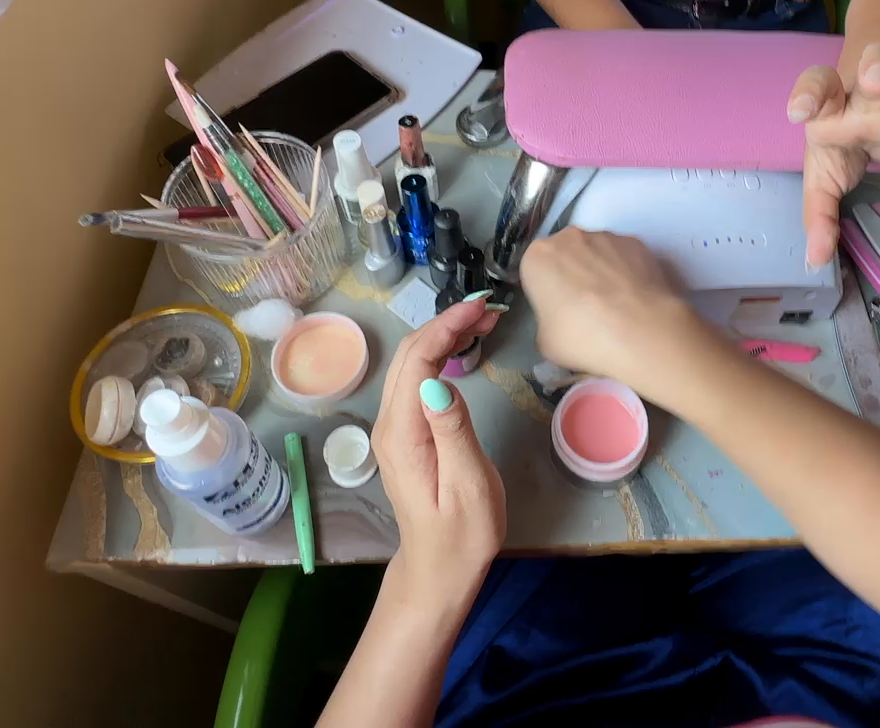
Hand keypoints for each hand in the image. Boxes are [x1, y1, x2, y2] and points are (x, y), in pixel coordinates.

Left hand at [371, 299, 505, 613]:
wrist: (438, 572)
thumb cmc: (461, 534)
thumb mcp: (468, 485)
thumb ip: (453, 431)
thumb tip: (438, 382)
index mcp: (403, 433)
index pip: (418, 361)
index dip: (447, 328)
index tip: (481, 308)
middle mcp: (390, 422)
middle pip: (410, 354)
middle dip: (446, 323)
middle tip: (489, 309)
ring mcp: (394, 426)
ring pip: (412, 363)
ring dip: (444, 335)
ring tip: (484, 321)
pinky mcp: (406, 430)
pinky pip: (417, 377)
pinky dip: (441, 353)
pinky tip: (464, 348)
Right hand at [519, 228, 712, 392]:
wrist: (640, 332)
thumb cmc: (582, 337)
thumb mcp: (545, 342)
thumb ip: (546, 321)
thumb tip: (561, 321)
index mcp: (538, 256)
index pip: (534, 270)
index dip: (544, 291)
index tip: (557, 311)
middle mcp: (570, 237)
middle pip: (565, 255)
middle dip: (572, 275)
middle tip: (586, 308)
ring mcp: (606, 236)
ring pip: (596, 252)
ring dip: (600, 271)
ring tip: (616, 305)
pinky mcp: (636, 242)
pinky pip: (624, 256)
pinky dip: (626, 271)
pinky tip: (634, 297)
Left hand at [788, 43, 879, 265]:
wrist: (876, 115)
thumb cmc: (845, 143)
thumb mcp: (825, 177)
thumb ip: (819, 215)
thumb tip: (816, 259)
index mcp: (832, 108)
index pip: (818, 88)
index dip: (807, 95)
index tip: (799, 111)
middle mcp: (868, 92)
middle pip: (874, 64)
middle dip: (877, 68)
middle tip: (876, 82)